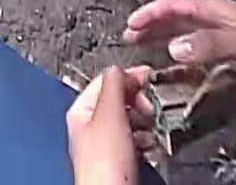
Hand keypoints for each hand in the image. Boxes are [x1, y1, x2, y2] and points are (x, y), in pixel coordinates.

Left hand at [65, 66, 153, 184]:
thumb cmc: (104, 165)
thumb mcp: (108, 112)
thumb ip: (113, 84)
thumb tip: (120, 68)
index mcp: (81, 110)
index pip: (105, 80)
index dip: (128, 75)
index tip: (149, 76)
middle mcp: (90, 127)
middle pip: (117, 101)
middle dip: (138, 99)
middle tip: (151, 103)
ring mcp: (105, 149)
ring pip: (128, 122)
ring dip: (144, 120)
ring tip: (154, 124)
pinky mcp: (120, 167)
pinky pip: (135, 144)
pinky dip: (146, 140)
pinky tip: (153, 144)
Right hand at [124, 0, 235, 113]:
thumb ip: (210, 44)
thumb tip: (174, 48)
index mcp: (214, 11)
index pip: (173, 6)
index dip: (150, 13)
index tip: (131, 24)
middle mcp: (214, 27)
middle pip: (175, 25)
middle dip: (151, 30)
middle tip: (129, 41)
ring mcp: (223, 50)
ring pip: (185, 48)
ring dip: (164, 52)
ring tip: (144, 61)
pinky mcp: (233, 73)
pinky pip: (201, 73)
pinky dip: (184, 77)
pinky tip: (174, 86)